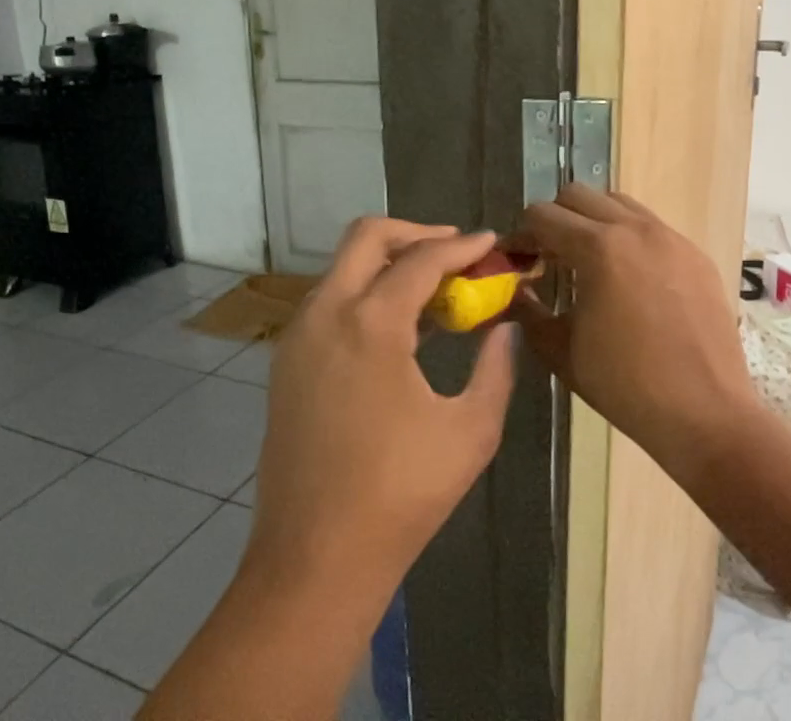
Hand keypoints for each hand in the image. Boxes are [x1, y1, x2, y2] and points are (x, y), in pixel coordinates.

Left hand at [246, 218, 517, 593]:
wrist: (316, 555)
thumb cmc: (402, 495)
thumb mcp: (471, 431)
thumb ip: (495, 368)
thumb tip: (505, 329)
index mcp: (370, 323)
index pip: (422, 260)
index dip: (462, 247)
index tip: (492, 244)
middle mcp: (324, 314)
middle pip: (365, 238)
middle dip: (415, 234)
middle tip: (456, 252)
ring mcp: (296, 338)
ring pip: (341, 269)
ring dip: (386, 265)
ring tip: (433, 292)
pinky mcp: (285, 365)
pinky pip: (327, 304)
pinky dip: (363, 295)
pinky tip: (397, 330)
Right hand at [516, 184, 752, 472]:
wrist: (704, 413)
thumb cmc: (624, 385)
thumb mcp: (560, 351)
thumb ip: (527, 311)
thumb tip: (514, 290)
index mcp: (599, 248)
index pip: (542, 215)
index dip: (520, 236)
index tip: (515, 261)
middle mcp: (636, 230)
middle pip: (579, 195)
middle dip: (554, 220)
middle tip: (547, 257)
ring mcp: (672, 239)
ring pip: (619, 204)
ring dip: (592, 222)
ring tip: (586, 263)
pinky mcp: (696, 256)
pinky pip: (651, 228)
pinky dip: (628, 239)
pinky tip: (626, 280)